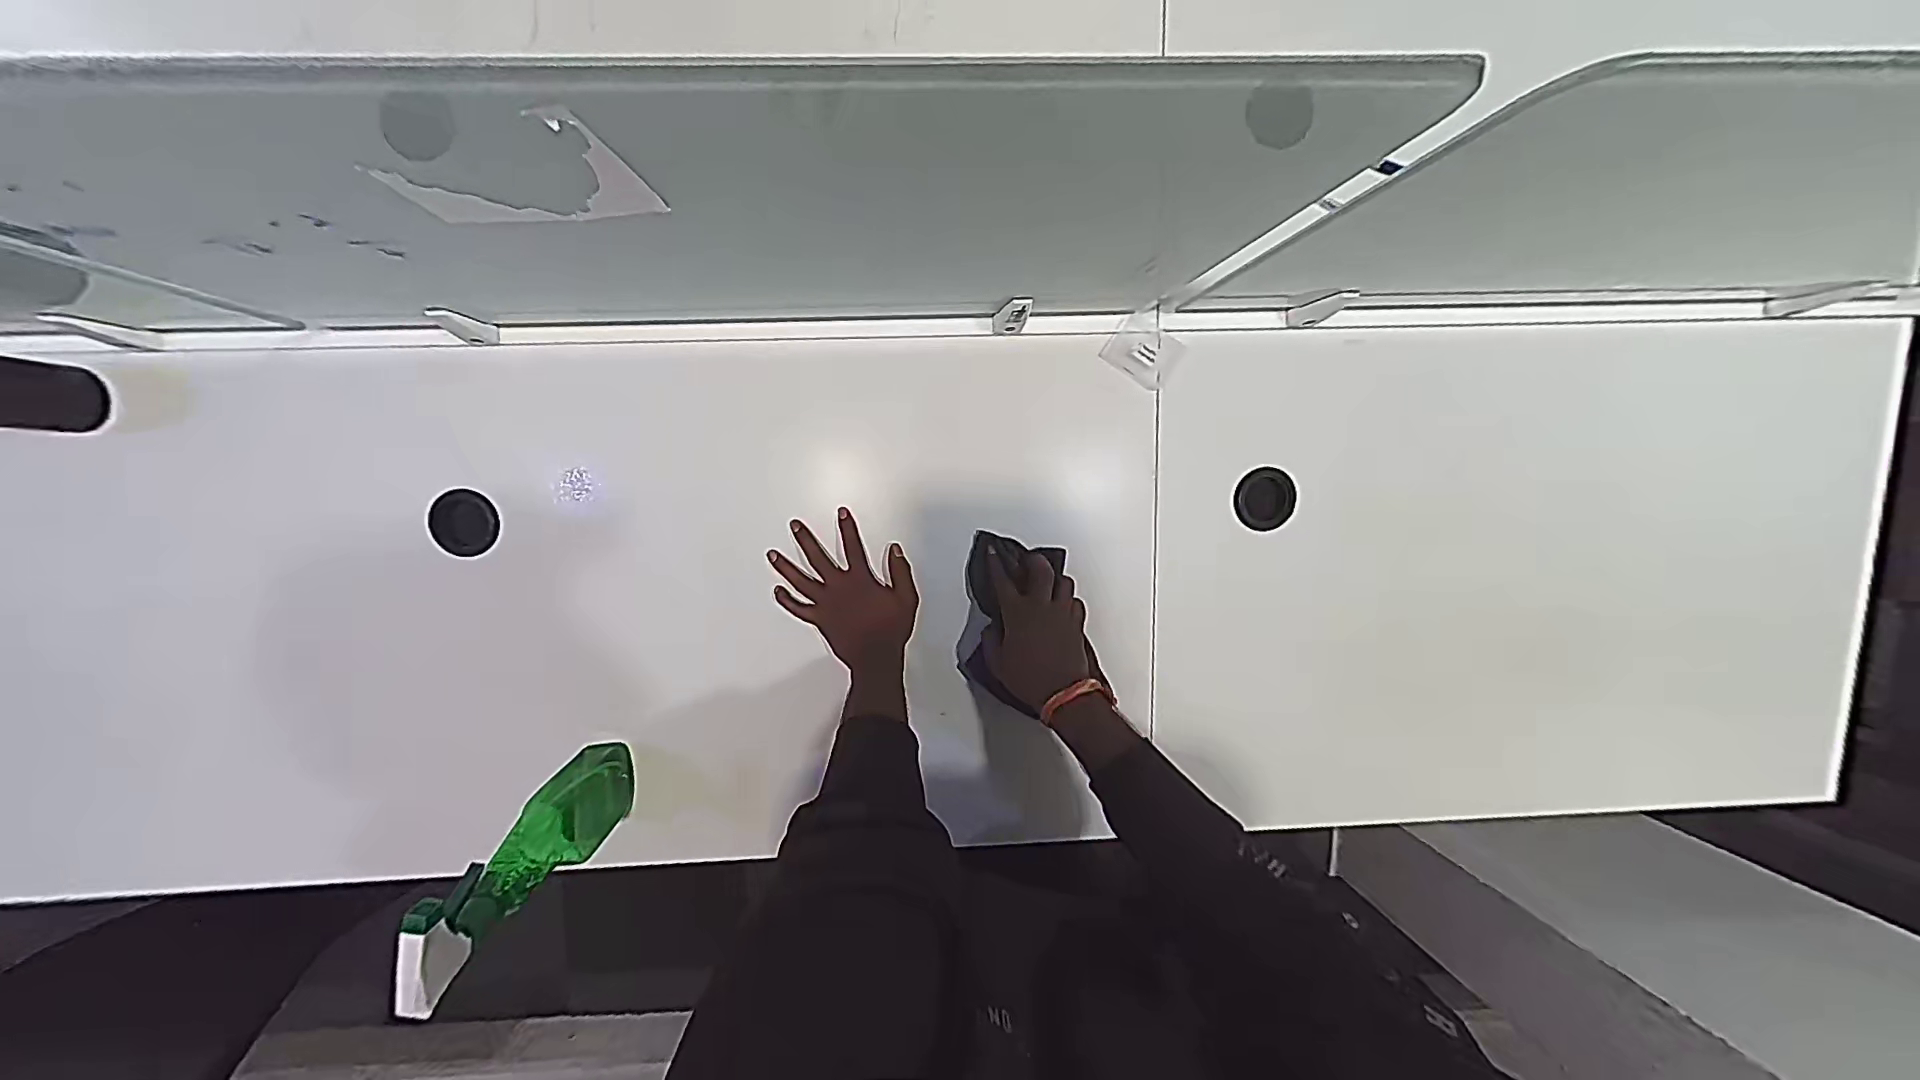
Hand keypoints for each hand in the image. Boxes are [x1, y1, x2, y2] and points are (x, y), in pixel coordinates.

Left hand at [768, 508, 918, 675]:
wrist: (875, 657)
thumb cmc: (890, 630)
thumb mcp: (906, 597)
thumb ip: (900, 572)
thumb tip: (895, 552)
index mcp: (860, 580)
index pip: (852, 546)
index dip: (847, 528)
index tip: (841, 514)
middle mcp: (839, 588)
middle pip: (817, 557)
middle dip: (805, 539)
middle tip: (795, 526)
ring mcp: (826, 604)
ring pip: (799, 580)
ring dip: (785, 566)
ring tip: (773, 555)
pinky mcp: (819, 619)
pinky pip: (798, 608)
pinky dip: (786, 600)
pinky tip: (778, 591)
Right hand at [983, 546, 1093, 712]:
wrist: (1063, 693)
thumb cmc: (1031, 679)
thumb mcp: (998, 663)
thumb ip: (991, 641)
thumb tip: (991, 630)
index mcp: (1018, 613)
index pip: (1003, 580)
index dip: (995, 563)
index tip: (993, 553)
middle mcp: (1041, 607)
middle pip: (1041, 569)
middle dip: (1033, 559)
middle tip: (1027, 559)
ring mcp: (1062, 613)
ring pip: (1063, 581)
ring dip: (1054, 578)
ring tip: (1048, 579)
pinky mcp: (1076, 624)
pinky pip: (1075, 602)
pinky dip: (1068, 599)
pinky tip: (1063, 604)